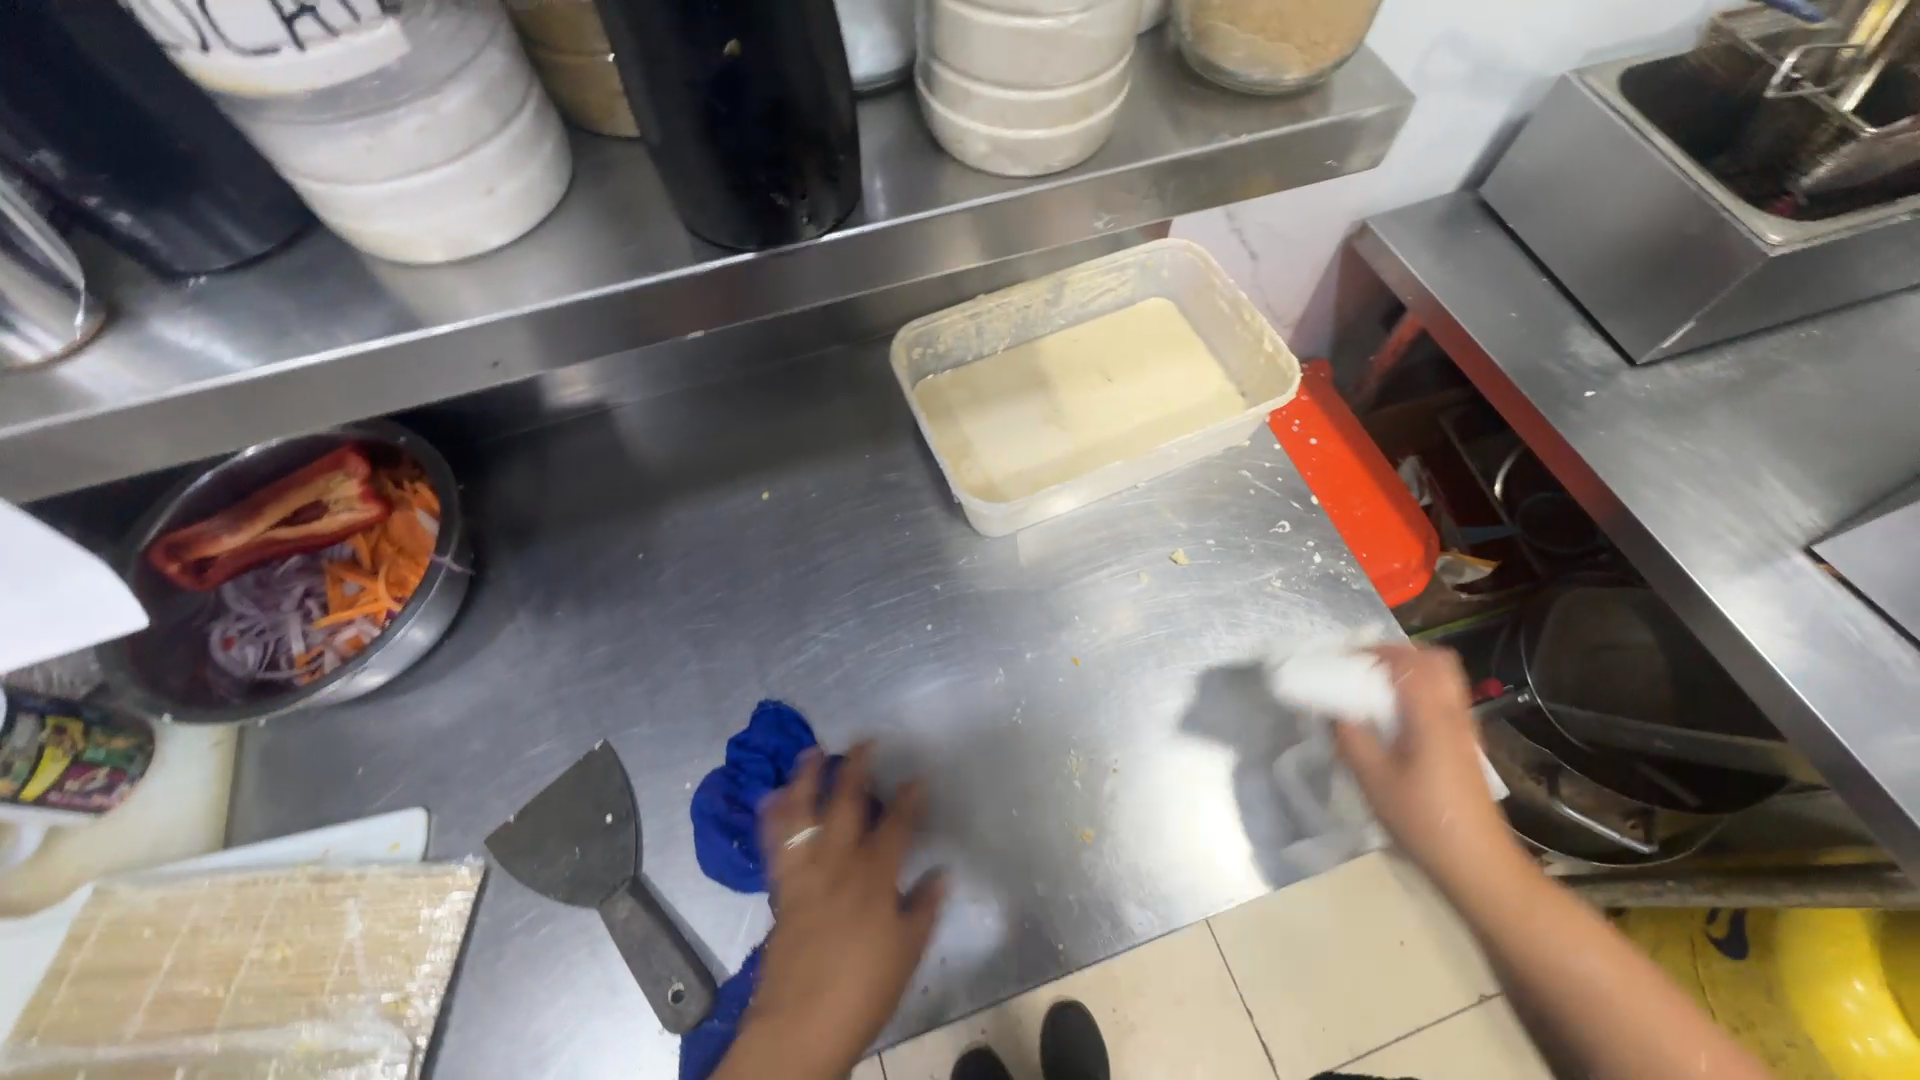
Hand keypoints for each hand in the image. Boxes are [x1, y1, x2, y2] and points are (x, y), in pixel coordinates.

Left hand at [726, 743, 944, 1079]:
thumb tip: (942, 873)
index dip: (908, 798)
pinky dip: (772, 819)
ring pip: (804, 817)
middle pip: (846, 806)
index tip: (917, 776)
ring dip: (805, 780)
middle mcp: (838, 866)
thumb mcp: (907, 952)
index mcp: (874, 879)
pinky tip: (769, 798)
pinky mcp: (781, 890)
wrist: (801, 1025)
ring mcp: (805, 875)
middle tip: (863, 740)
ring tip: (809, 751)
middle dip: (856, 769)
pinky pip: (775, 846)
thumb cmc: (862, 990)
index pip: (896, 826)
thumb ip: (923, 907)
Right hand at [1331, 646, 1523, 888]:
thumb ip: (1350, 736)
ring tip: (1373, 692)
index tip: (1340, 661)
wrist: (1476, 863)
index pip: (1405, 662)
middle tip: (1362, 669)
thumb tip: (1332, 708)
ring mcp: (1465, 730)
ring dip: (1408, 674)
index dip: (1371, 653)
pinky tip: (1392, 722)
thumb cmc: (1421, 819)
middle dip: (1396, 655)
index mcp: (1431, 716)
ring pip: (1442, 680)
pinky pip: (1443, 701)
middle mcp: (1454, 714)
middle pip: (1435, 661)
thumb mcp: (1372, 778)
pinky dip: (1417, 695)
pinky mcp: (1465, 747)